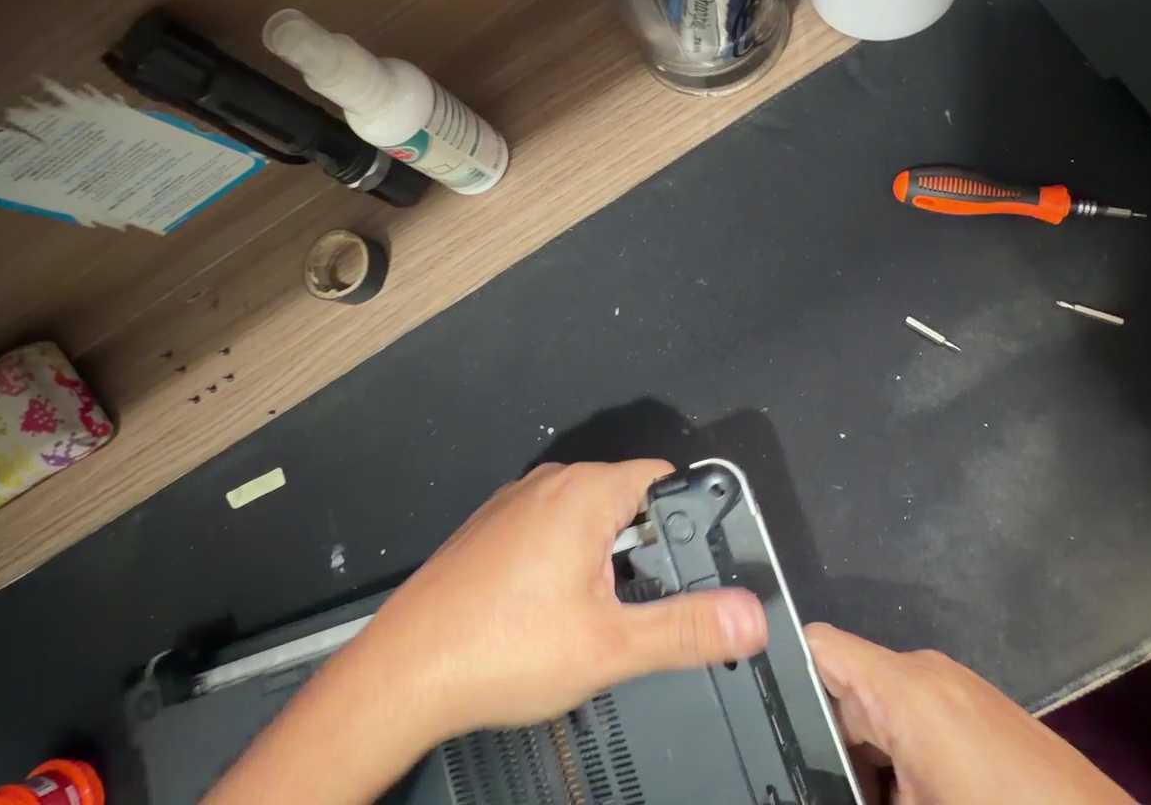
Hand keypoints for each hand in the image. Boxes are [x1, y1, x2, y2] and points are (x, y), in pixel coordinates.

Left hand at [205, 461, 768, 804]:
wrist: (405, 674)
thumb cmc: (493, 650)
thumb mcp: (610, 646)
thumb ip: (686, 628)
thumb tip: (745, 616)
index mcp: (584, 493)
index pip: (664, 477)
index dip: (692, 515)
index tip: (700, 556)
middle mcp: (550, 485)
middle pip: (628, 498)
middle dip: (648, 547)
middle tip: (643, 603)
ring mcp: (517, 503)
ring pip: (589, 516)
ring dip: (606, 558)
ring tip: (596, 614)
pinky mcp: (496, 528)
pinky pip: (553, 528)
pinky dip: (569, 560)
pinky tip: (554, 611)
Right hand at [805, 623, 1135, 804]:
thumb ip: (850, 785)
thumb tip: (814, 780)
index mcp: (903, 690)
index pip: (815, 647)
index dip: (777, 675)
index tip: (756, 721)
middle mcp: (926, 675)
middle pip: (842, 689)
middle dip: (827, 746)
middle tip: (818, 786)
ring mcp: (957, 691)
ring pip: (877, 711)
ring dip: (865, 760)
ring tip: (879, 798)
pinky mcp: (979, 711)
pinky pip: (913, 721)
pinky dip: (899, 761)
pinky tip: (910, 798)